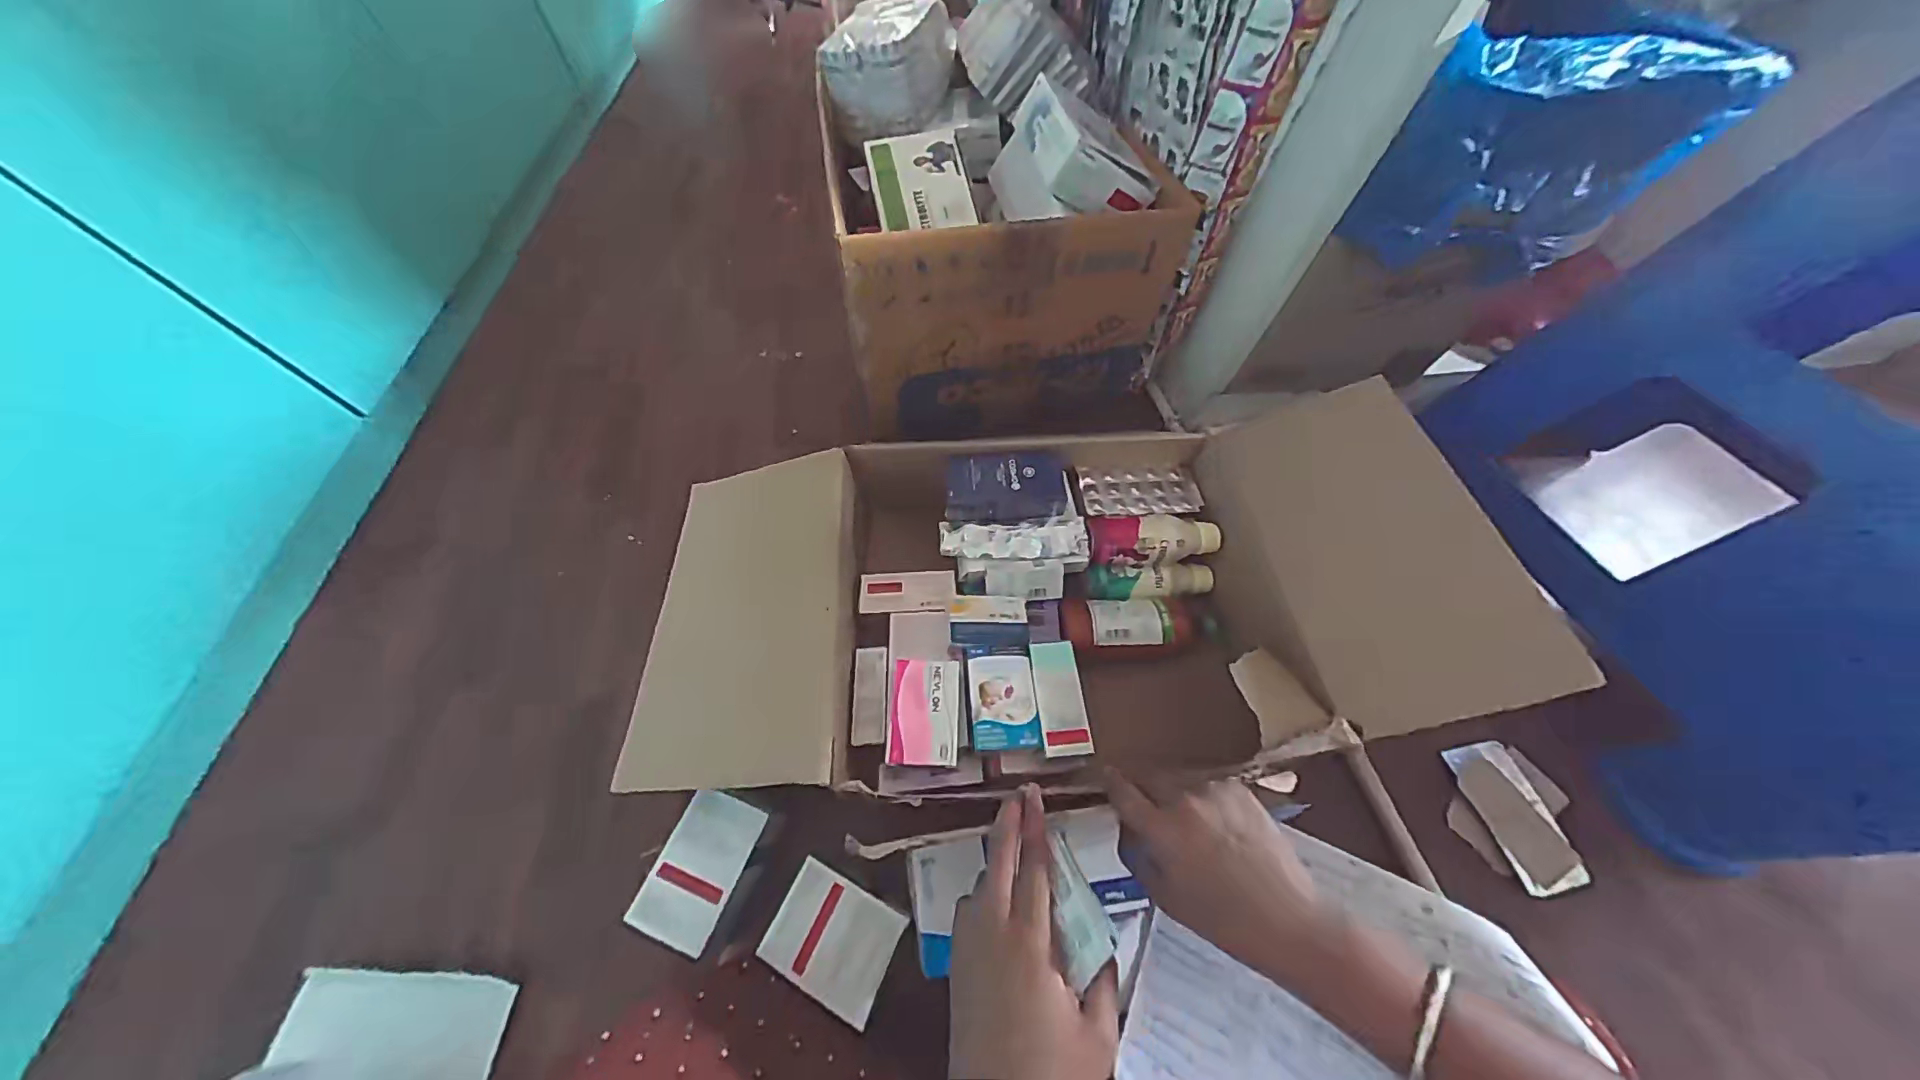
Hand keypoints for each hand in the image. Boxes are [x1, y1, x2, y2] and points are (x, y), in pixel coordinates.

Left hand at [948, 785, 1118, 1079]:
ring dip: (996, 860)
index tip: (1035, 799)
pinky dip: (985, 893)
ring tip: (1017, 848)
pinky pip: (970, 911)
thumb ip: (1102, 979)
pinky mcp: (958, 966)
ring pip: (980, 885)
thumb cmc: (1053, 1073)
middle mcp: (992, 933)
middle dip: (1008, 824)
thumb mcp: (1096, 1032)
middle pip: (997, 863)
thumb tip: (1103, 943)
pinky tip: (1002, 905)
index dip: (1036, 830)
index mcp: (1029, 942)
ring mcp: (969, 948)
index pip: (1034, 870)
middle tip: (1018, 795)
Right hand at [1105, 770, 1327, 974]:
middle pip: (1148, 776)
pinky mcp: (1240, 790)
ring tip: (1187, 820)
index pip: (1123, 792)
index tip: (1105, 777)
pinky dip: (1203, 798)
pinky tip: (1215, 823)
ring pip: (1179, 779)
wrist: (1290, 920)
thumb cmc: (1223, 920)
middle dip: (1140, 785)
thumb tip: (1128, 831)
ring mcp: (1214, 790)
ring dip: (1173, 792)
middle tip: (1143, 802)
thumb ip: (1138, 856)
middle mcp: (1184, 800)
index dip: (1110, 782)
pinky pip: (1208, 785)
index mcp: (1162, 829)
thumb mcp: (1165, 896)